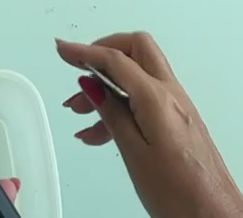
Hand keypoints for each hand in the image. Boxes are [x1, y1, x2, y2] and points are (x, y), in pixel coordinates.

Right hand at [57, 34, 242, 217]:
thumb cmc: (179, 194)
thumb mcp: (134, 155)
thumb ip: (112, 114)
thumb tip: (91, 84)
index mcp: (156, 98)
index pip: (115, 60)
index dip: (84, 52)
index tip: (62, 49)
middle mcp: (170, 93)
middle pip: (135, 48)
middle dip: (103, 52)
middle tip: (79, 70)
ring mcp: (177, 105)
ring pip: (138, 73)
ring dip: (108, 84)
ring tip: (81, 114)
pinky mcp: (179, 120)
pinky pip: (145, 95)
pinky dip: (121, 102)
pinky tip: (102, 131)